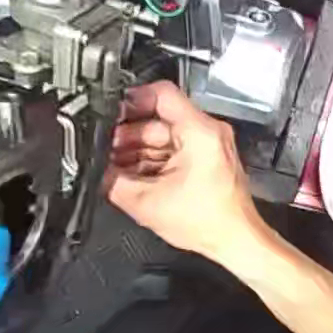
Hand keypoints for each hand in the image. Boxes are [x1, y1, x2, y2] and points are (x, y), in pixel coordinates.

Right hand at [106, 80, 265, 265]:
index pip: (161, 93)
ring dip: (137, 150)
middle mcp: (209, 133)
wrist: (234, 239)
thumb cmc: (209, 221)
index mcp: (200, 132)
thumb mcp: (145, 202)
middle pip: (158, 118)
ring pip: (164, 136)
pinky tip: (134, 176)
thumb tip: (97, 171)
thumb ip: (113, 181)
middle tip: (104, 150)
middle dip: (126, 135)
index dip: (130, 100)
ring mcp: (210, 145)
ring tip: (115, 167)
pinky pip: (175, 150)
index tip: (110, 113)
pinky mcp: (208, 159)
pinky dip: (154, 160)